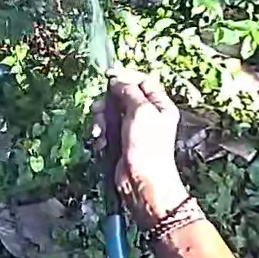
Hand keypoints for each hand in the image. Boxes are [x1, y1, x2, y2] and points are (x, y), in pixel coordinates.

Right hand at [105, 68, 189, 225]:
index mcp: (159, 105)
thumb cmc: (147, 146)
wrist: (142, 182)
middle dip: (108, 101)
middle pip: (122, 95)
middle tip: (100, 110)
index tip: (107, 75)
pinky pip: (105, 128)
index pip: (143, 80)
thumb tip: (115, 80)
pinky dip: (100, 133)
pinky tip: (100, 141)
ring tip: (99, 131)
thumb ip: (128, 91)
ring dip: (101, 119)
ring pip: (110, 112)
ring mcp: (132, 129)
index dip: (125, 75)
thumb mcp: (141, 111)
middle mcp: (147, 115)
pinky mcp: (120, 141)